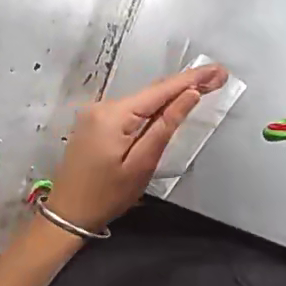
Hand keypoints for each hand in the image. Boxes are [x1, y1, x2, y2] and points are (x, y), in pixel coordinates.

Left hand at [48, 64, 228, 231]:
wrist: (67, 214)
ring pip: (140, 101)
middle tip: (217, 78)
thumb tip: (189, 95)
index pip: (160, 91)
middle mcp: (102, 106)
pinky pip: (129, 111)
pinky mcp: (93, 124)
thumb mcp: (141, 164)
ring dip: (169, 96)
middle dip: (184, 85)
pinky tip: (169, 106)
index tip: (218, 71)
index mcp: (114, 115)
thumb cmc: (106, 196)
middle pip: (150, 92)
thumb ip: (165, 127)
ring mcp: (95, 114)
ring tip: (201, 89)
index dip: (192, 80)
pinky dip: (151, 108)